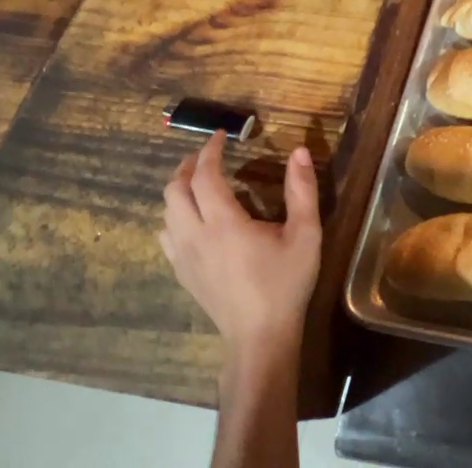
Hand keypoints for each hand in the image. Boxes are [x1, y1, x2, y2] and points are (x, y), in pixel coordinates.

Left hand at [160, 132, 321, 355]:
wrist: (260, 336)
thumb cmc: (286, 282)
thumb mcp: (306, 233)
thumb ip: (302, 190)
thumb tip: (299, 152)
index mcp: (224, 223)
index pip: (205, 176)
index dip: (209, 151)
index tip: (220, 135)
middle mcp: (195, 236)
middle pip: (174, 191)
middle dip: (187, 167)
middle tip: (207, 155)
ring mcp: (183, 257)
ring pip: (166, 213)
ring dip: (178, 190)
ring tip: (198, 181)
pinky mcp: (182, 273)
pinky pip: (166, 235)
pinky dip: (174, 216)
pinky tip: (193, 218)